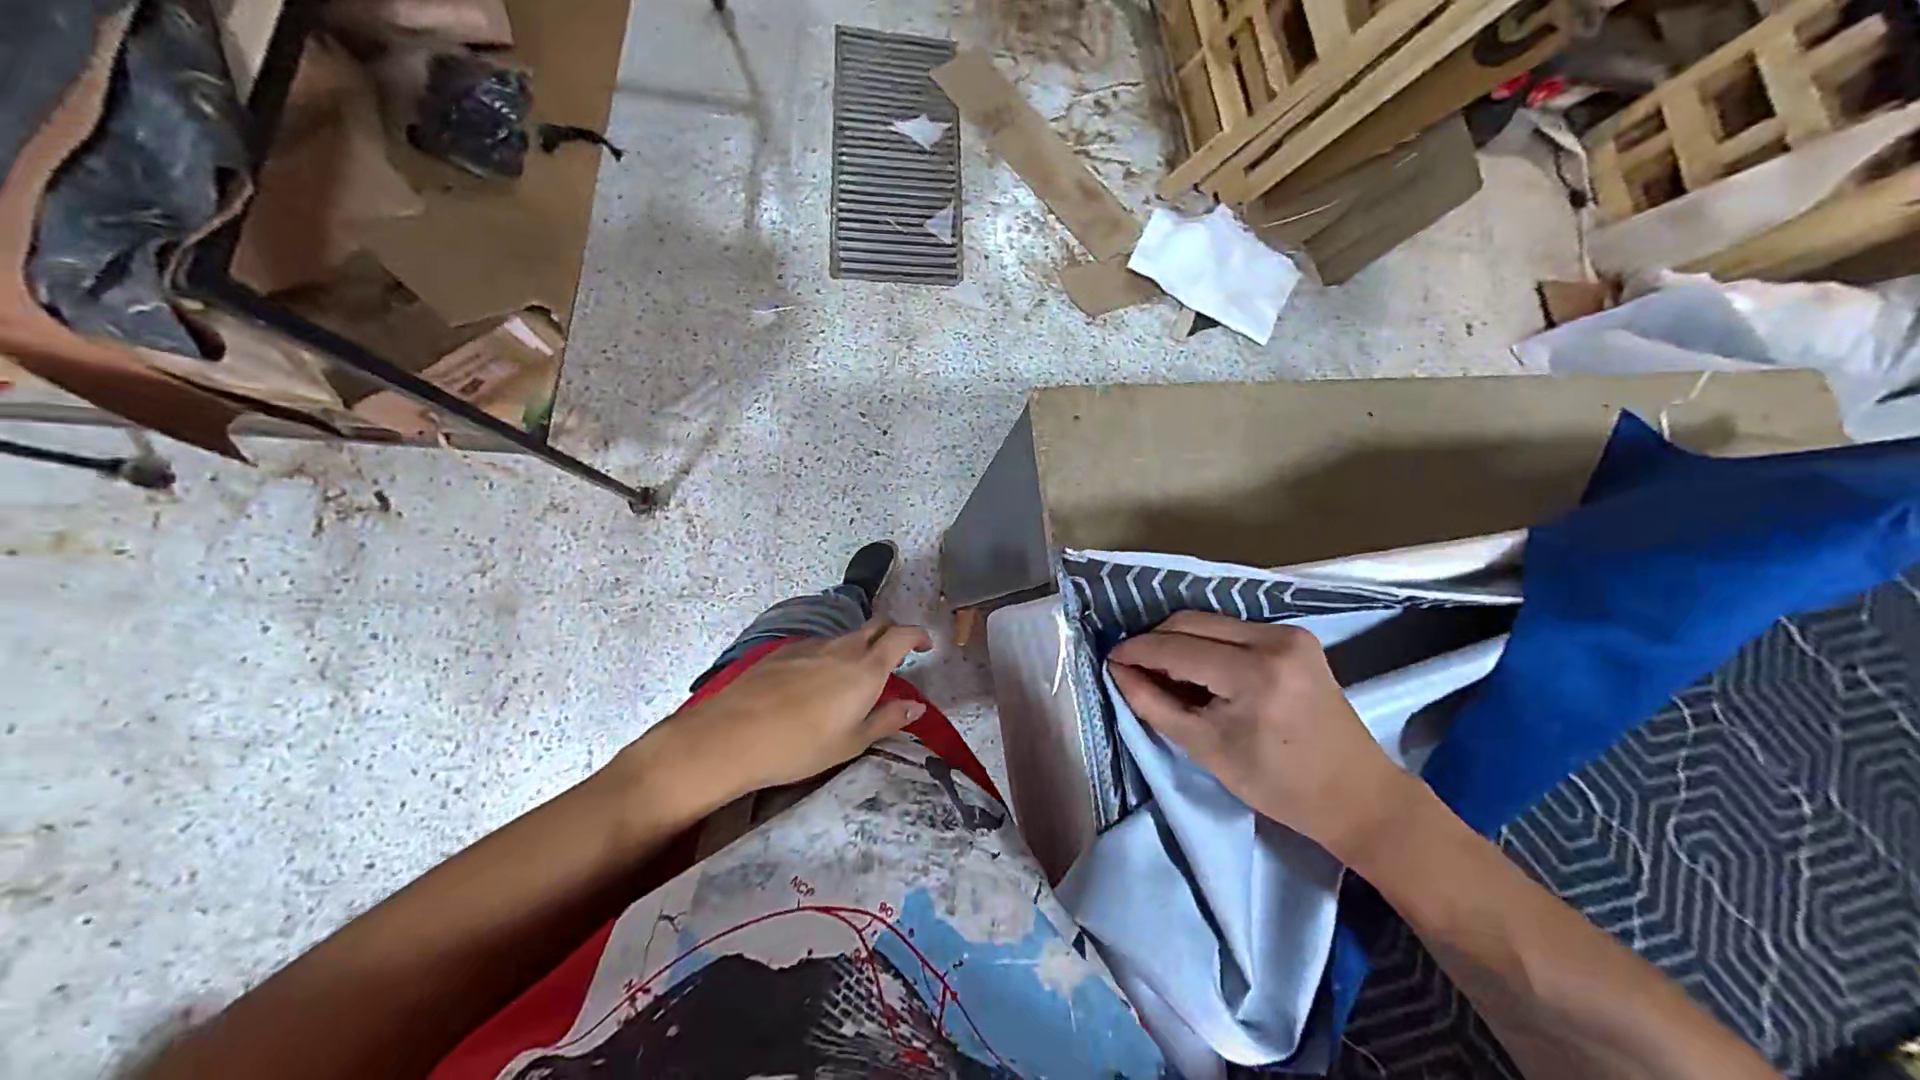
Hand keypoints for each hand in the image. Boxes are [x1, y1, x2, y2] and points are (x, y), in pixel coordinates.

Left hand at [626, 619, 933, 803]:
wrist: (733, 735)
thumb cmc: (801, 746)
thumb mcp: (852, 742)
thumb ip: (888, 719)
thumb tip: (917, 706)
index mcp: (867, 669)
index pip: (902, 635)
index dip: (918, 635)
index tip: (926, 645)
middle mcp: (843, 648)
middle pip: (876, 625)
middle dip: (892, 633)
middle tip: (897, 655)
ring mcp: (811, 645)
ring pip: (846, 636)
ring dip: (860, 646)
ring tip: (854, 676)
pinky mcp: (784, 651)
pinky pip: (819, 645)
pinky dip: (831, 655)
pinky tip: (816, 682)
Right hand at [1108, 611, 1413, 858]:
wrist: (1355, 793)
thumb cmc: (1277, 784)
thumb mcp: (1204, 748)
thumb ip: (1153, 704)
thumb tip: (1118, 671)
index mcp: (1253, 673)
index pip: (1176, 648)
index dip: (1136, 651)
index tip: (1110, 659)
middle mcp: (1274, 640)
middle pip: (1190, 622)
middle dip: (1154, 641)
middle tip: (1132, 667)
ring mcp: (1289, 633)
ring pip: (1210, 621)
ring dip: (1179, 640)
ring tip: (1162, 670)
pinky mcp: (1296, 637)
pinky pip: (1233, 628)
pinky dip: (1206, 643)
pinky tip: (1198, 668)